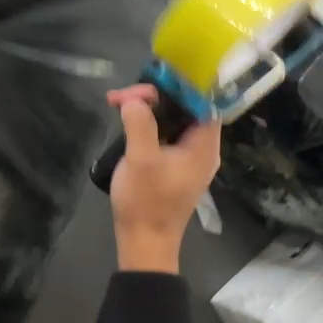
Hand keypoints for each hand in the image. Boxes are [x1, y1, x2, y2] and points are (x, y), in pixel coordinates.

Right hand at [107, 84, 220, 274]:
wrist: (143, 241)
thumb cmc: (146, 201)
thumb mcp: (140, 160)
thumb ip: (140, 124)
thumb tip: (135, 99)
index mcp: (203, 147)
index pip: (203, 104)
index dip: (179, 87)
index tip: (150, 81)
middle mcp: (201, 149)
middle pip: (185, 108)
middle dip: (156, 96)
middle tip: (123, 96)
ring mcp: (187, 157)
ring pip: (172, 119)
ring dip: (148, 107)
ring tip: (118, 103)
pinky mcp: (172, 164)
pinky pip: (165, 132)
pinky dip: (146, 121)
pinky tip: (125, 118)